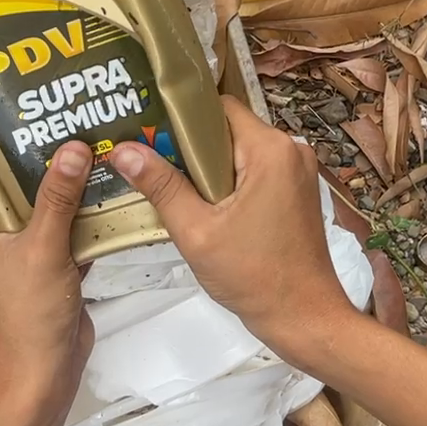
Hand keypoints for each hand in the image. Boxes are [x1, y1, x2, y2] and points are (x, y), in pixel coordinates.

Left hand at [0, 140, 94, 398]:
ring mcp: (25, 247)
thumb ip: (58, 198)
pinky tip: (115, 188)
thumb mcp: (42, 249)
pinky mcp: (52, 263)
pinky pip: (69, 228)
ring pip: (50, 205)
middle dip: (52, 158)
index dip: (11, 139)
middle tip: (84, 120)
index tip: (42, 108)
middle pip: (23, 183)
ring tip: (104, 145)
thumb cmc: (30, 313)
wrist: (46, 371)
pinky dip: (88, 215)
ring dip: (75, 185)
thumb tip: (72, 146)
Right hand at [108, 95, 356, 353]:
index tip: (145, 133)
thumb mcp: (196, 232)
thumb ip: (160, 186)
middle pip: (226, 129)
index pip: (215, 108)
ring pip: (237, 152)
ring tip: (168, 186)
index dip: (178, 117)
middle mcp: (290, 150)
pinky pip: (252, 172)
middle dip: (188, 147)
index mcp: (270, 150)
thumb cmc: (252, 276)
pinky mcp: (295, 192)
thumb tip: (122, 150)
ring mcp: (296, 172)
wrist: (303, 317)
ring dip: (205, 168)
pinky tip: (200, 205)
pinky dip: (226, 183)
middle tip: (148, 163)